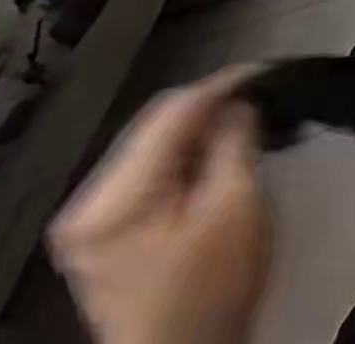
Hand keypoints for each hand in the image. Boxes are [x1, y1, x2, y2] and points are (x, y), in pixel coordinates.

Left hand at [50, 67, 272, 343]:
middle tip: (265, 98)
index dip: (221, 85)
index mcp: (111, 200)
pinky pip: (154, 168)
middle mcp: (88, 203)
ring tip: (252, 121)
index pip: (169, 113)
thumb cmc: (213, 284)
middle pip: (156, 126)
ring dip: (204, 128)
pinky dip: (192, 152)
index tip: (267, 70)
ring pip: (156, 144)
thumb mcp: (236, 206)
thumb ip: (233, 143)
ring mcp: (94, 218)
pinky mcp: (110, 228)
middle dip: (213, 107)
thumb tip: (238, 102)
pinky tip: (224, 151)